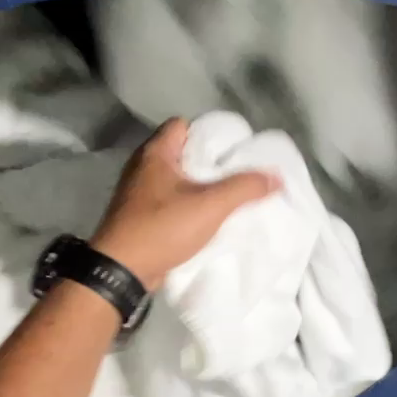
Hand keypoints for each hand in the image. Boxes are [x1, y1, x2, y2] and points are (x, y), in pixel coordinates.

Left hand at [90, 119, 278, 287]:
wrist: (121, 271)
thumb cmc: (162, 228)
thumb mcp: (210, 206)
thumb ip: (245, 188)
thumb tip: (275, 177)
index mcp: (155, 153)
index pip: (182, 125)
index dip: (208, 133)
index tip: (231, 150)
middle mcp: (142, 168)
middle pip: (181, 153)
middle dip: (208, 163)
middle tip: (235, 174)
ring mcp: (136, 194)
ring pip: (175, 180)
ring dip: (197, 187)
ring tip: (224, 197)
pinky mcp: (137, 217)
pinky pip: (167, 202)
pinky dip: (184, 207)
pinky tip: (203, 219)